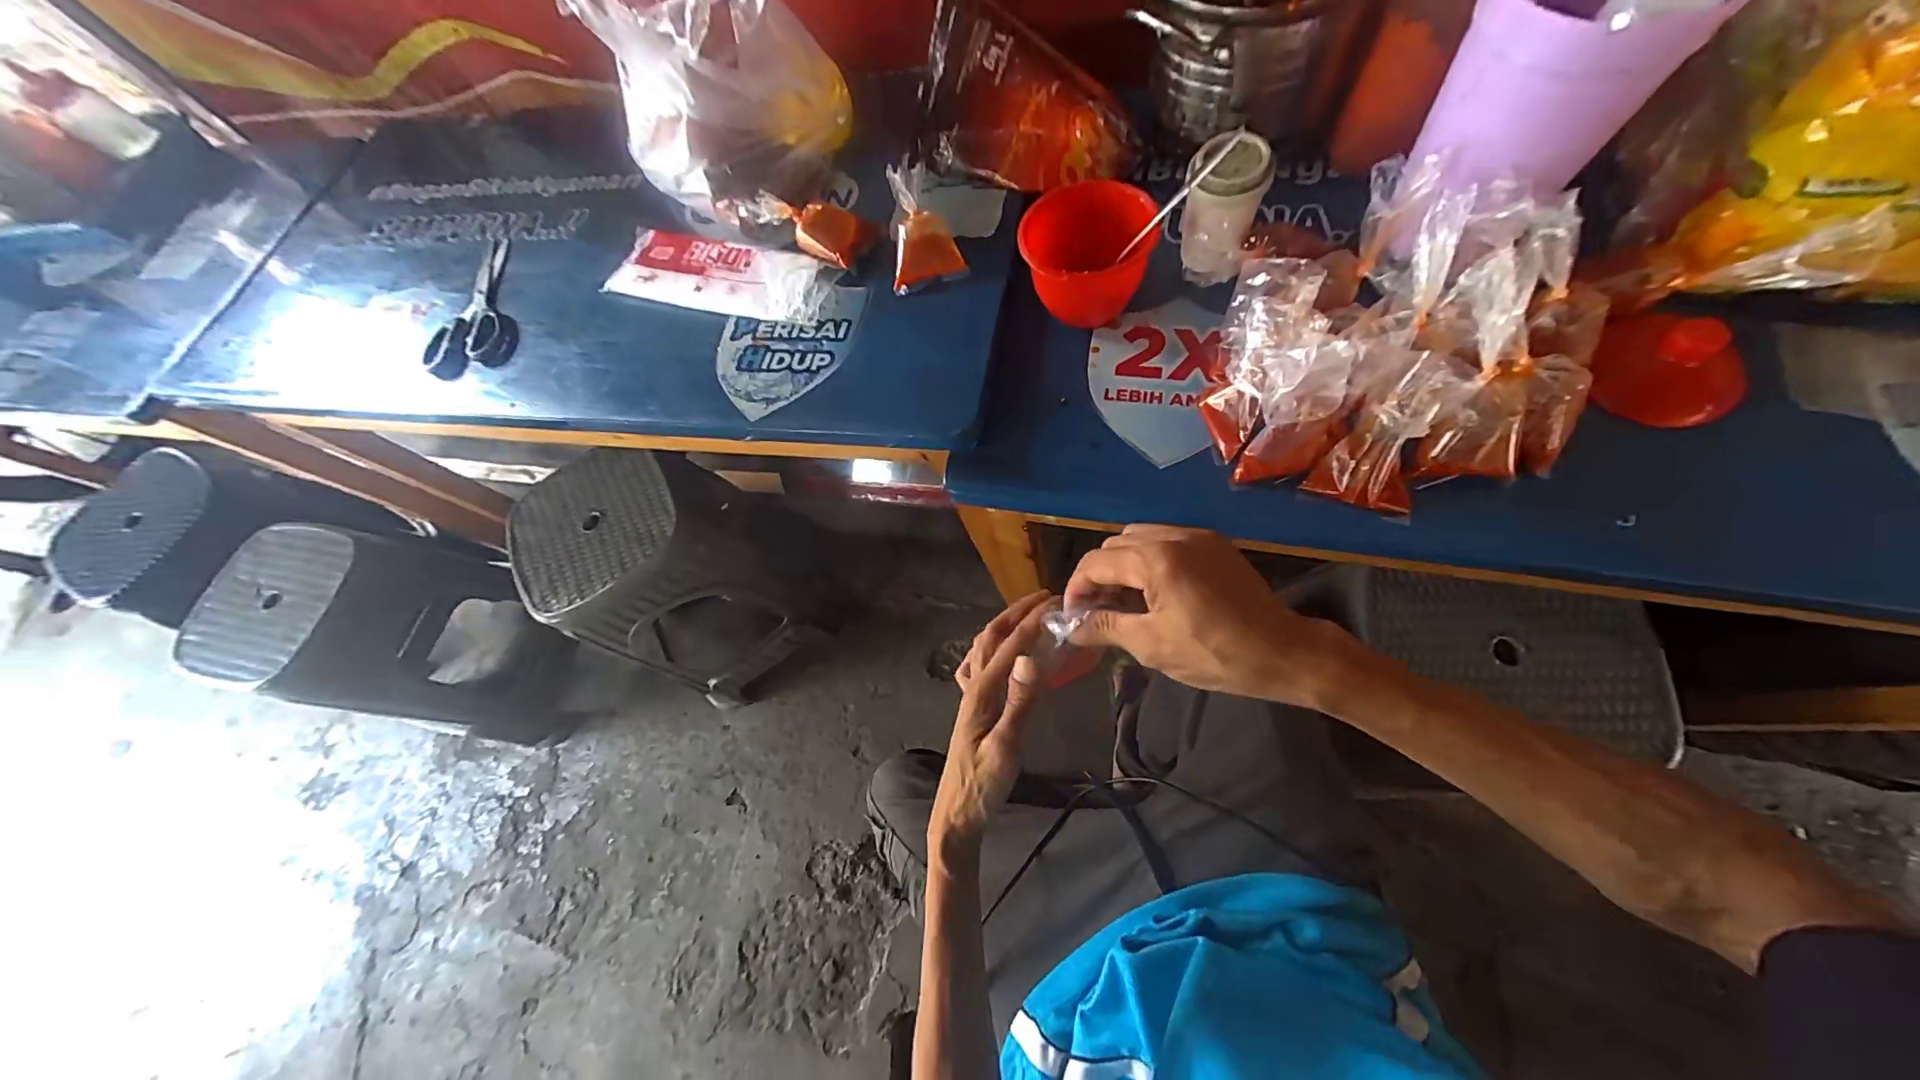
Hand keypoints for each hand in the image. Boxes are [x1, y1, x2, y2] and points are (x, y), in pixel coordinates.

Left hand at [932, 591, 1051, 849]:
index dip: (1033, 620)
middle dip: (1016, 612)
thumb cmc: (985, 783)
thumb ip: (1019, 702)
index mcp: (982, 692)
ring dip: (1004, 625)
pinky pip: (979, 667)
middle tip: (1044, 596)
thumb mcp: (1008, 746)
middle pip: (991, 637)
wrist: (958, 812)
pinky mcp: (972, 709)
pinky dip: (992, 649)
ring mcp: (970, 697)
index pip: (1010, 645)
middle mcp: (973, 687)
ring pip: (983, 648)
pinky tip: (999, 654)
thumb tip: (1029, 656)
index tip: (1057, 601)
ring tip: (1027, 614)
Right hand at [1065, 526, 1363, 708]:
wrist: (1283, 651)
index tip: (1074, 615)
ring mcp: (1198, 536)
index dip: (1077, 588)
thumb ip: (1105, 628)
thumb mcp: (1152, 646)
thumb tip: (1070, 626)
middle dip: (1098, 574)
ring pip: (1140, 537)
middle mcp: (1174, 536)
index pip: (1096, 562)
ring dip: (1123, 564)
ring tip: (1123, 599)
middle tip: (1096, 609)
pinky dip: (1149, 559)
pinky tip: (1154, 590)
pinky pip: (1167, 540)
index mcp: (1156, 559)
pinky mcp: (1215, 544)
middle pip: (1116, 544)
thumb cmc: (1215, 653)